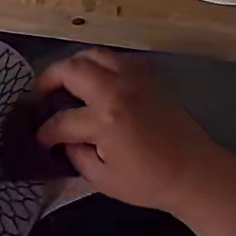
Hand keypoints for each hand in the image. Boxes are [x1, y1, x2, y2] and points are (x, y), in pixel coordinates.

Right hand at [36, 49, 235, 219]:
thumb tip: (64, 141)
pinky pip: (116, 58)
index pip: (62, 120)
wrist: (195, 172)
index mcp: (104, 119)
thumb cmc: (149, 181)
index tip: (40, 139)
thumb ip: (77, 156)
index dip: (46, 132)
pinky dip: (101, 64)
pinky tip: (97, 81)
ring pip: (92, 54)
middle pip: (70, 69)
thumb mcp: (104, 179)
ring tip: (66, 83)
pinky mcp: (147, 76)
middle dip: (49, 80)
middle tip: (42, 95)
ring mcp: (133, 77)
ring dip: (73, 66)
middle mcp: (115, 89)